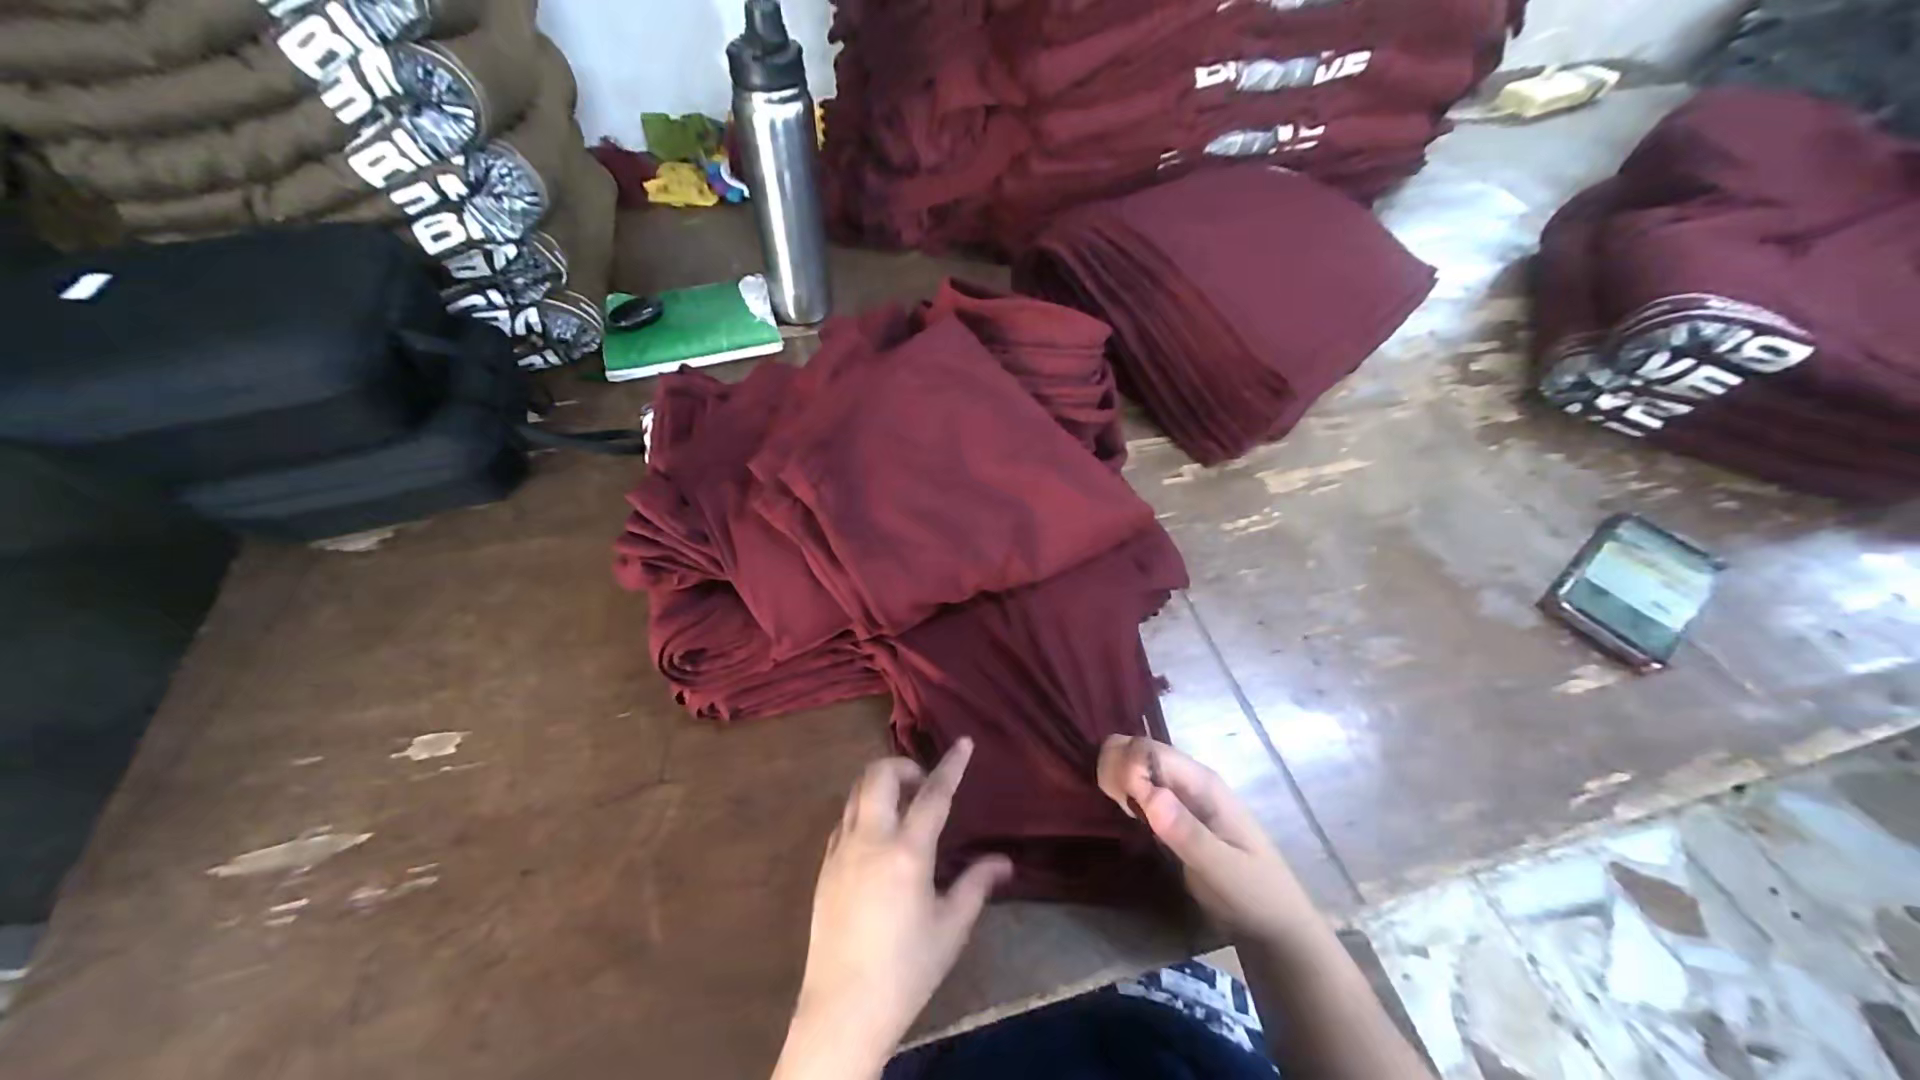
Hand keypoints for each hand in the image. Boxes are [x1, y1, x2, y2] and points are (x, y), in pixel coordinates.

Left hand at [774, 738, 1012, 1079]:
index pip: (933, 795)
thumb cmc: (906, 969)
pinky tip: (877, 837)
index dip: (951, 765)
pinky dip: (863, 810)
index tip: (964, 742)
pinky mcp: (824, 867)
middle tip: (922, 785)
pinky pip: (843, 820)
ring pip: (856, 793)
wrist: (843, 1008)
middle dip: (903, 765)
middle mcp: (869, 840)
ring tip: (902, 806)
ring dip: (880, 785)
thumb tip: (1004, 861)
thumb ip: (976, 885)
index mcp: (906, 853)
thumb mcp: (951, 928)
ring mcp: (840, 851)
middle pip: (878, 776)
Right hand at [1096, 734, 1318, 947]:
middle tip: (1116, 805)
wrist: (1275, 924)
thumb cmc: (1254, 894)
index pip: (1150, 750)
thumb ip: (1187, 833)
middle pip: (1138, 749)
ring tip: (1122, 813)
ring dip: (1116, 777)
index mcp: (1203, 783)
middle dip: (1116, 767)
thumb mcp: (1224, 870)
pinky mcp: (1172, 811)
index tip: (1123, 803)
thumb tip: (1149, 794)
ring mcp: (1181, 794)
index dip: (1127, 767)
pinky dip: (1123, 791)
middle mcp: (1189, 779)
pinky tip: (1126, 815)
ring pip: (1135, 764)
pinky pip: (1138, 785)